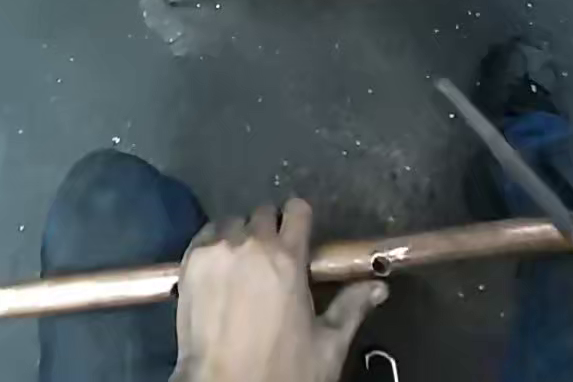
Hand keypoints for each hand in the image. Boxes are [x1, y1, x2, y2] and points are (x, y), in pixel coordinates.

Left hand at [171, 199, 386, 381]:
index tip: (297, 236)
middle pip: (264, 213)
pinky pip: (207, 234)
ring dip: (240, 238)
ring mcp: (220, 248)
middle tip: (268, 261)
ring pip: (234, 223)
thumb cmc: (281, 372)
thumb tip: (380, 286)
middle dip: (269, 230)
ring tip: (240, 268)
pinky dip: (214, 246)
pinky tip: (217, 271)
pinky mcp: (192, 259)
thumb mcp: (325, 346)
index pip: (297, 208)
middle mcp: (254, 243)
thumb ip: (352, 307)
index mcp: (289, 257)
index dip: (298, 220)